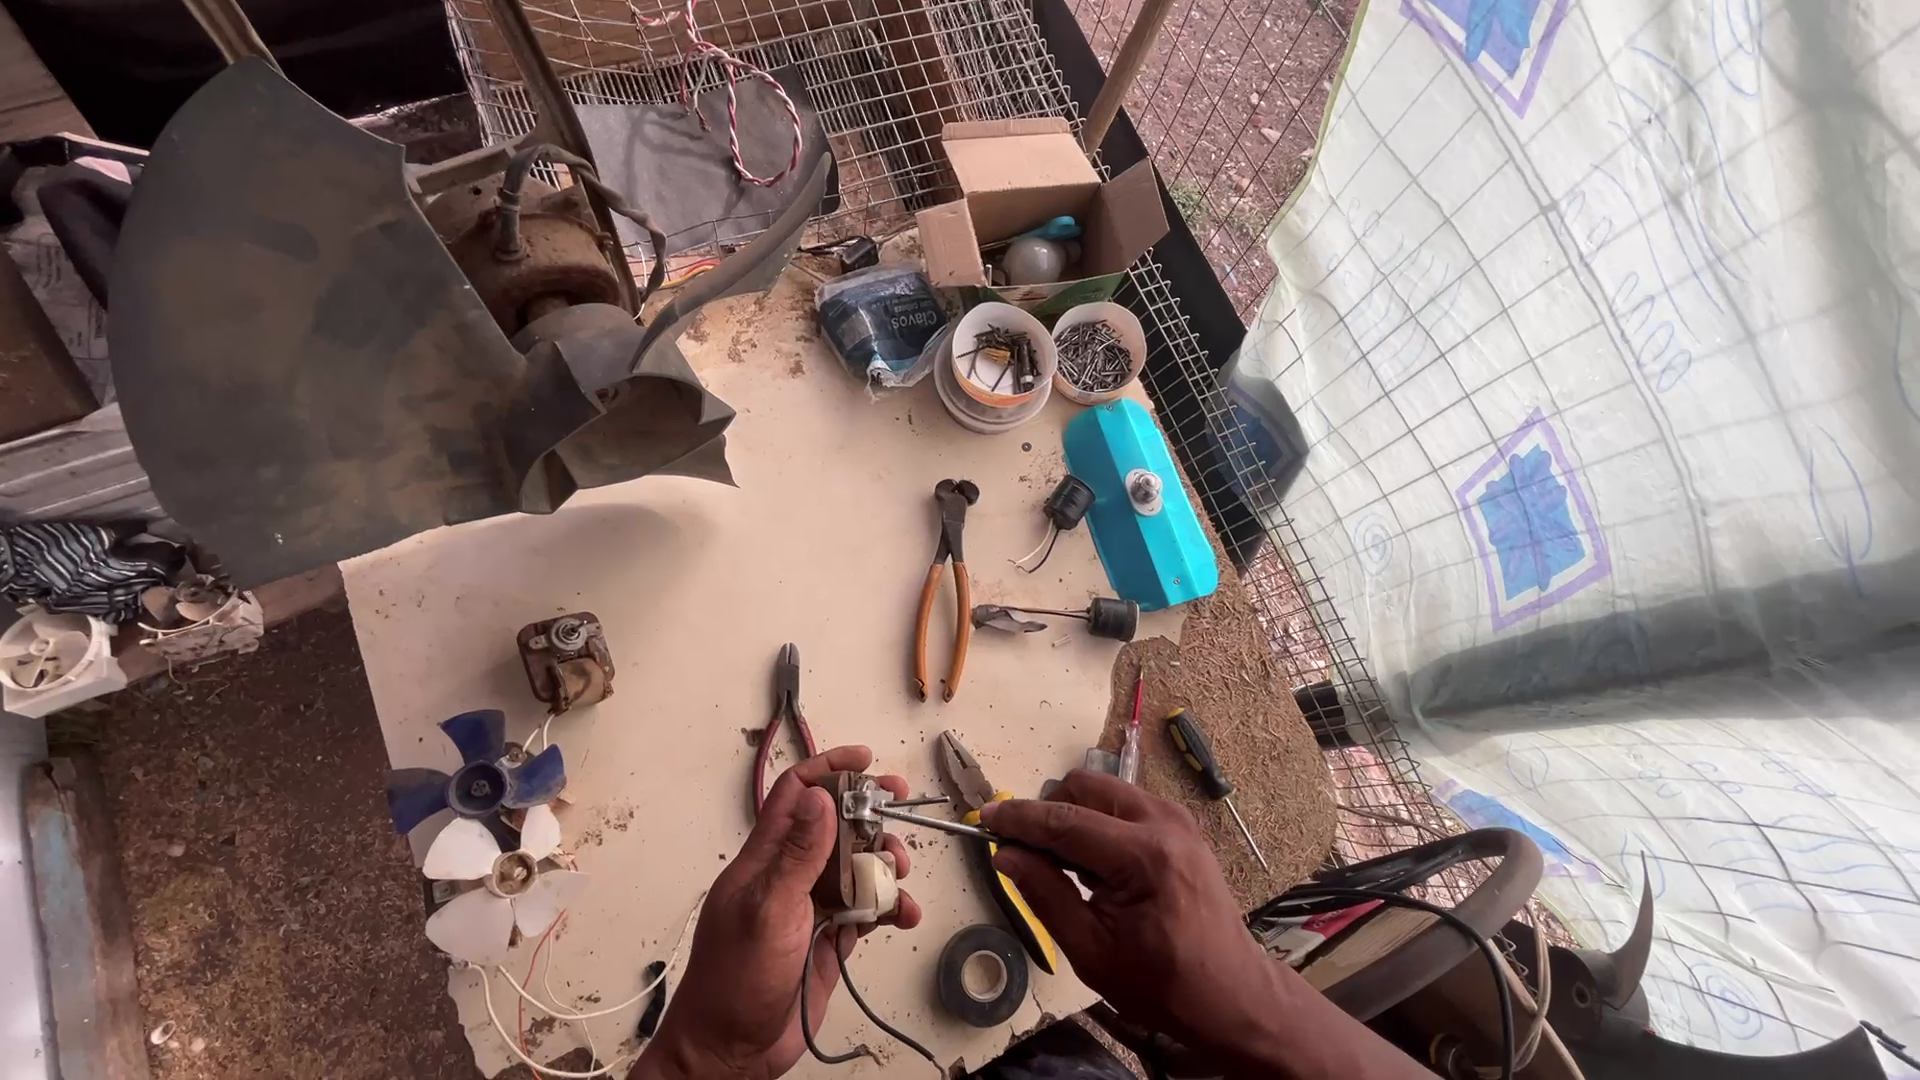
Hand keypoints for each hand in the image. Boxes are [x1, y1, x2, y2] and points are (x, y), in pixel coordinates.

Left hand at [632, 746, 922, 1079]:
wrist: (733, 1053)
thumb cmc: (735, 980)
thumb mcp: (768, 910)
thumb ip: (797, 855)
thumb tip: (819, 795)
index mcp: (766, 856)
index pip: (795, 793)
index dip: (827, 767)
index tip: (864, 759)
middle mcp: (792, 872)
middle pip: (837, 823)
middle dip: (870, 809)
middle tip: (901, 801)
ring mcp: (813, 904)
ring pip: (859, 863)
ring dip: (884, 861)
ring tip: (899, 872)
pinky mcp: (833, 935)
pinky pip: (868, 907)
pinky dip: (890, 907)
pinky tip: (904, 914)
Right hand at [981, 769, 1284, 1063]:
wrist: (1233, 994)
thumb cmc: (1163, 984)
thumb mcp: (1092, 951)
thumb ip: (1044, 894)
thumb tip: (1005, 854)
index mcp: (1143, 857)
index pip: (1065, 821)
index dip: (1019, 818)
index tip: (985, 819)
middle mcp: (1162, 822)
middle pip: (1083, 787)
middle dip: (1048, 812)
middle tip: (1030, 854)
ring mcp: (1175, 818)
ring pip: (1102, 789)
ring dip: (1072, 815)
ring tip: (1066, 867)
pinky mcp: (1179, 823)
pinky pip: (1122, 802)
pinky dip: (1097, 821)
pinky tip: (1096, 865)